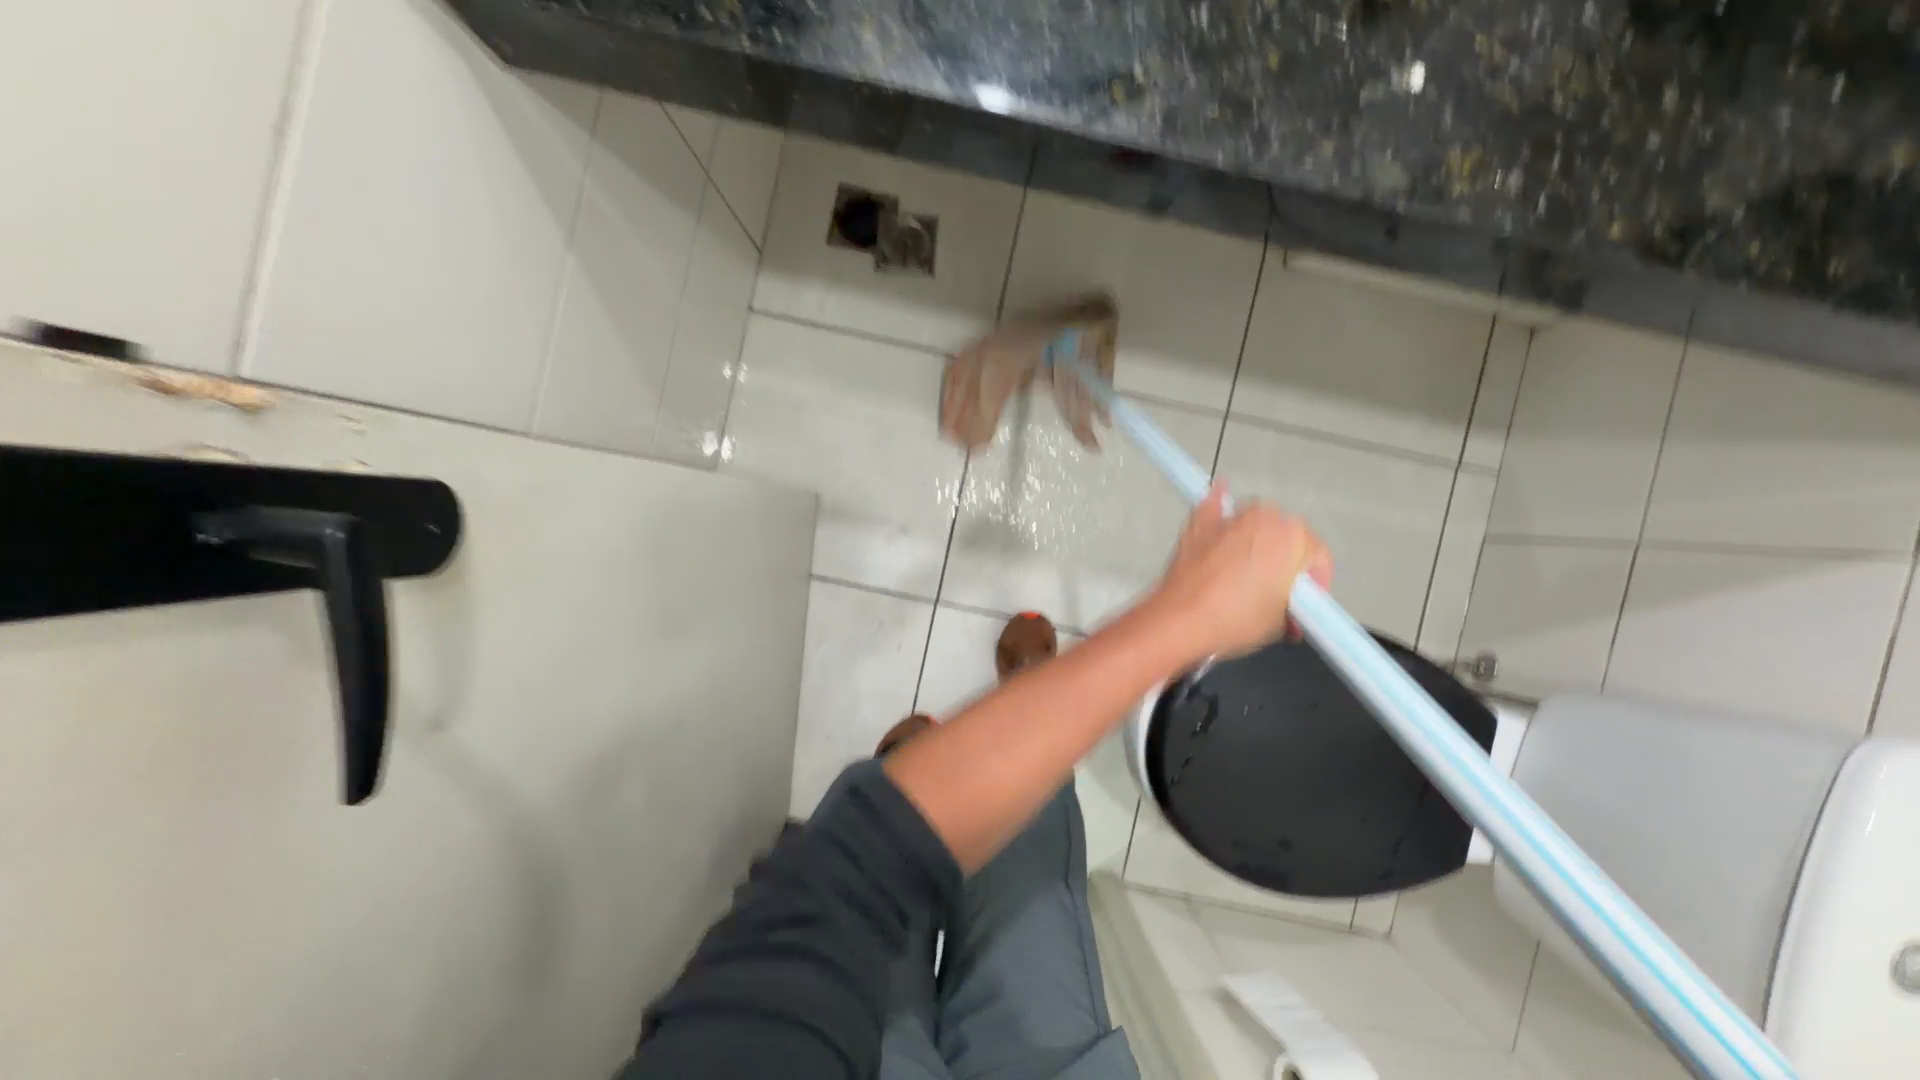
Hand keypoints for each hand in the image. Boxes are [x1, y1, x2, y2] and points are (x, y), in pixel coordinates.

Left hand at [1147, 483, 1330, 663]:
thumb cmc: (1234, 618)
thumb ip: (1294, 603)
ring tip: (1249, 567)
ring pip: (1254, 520)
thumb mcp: (1281, 620)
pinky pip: (1215, 504)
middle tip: (1276, 589)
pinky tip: (1221, 497)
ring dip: (1257, 537)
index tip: (1306, 601)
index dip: (1315, 582)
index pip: (1317, 555)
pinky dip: (1220, 504)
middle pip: (1287, 534)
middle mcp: (1264, 517)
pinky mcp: (1200, 521)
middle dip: (1286, 559)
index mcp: (1293, 536)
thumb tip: (1289, 606)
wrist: (1180, 618)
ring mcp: (1230, 516)